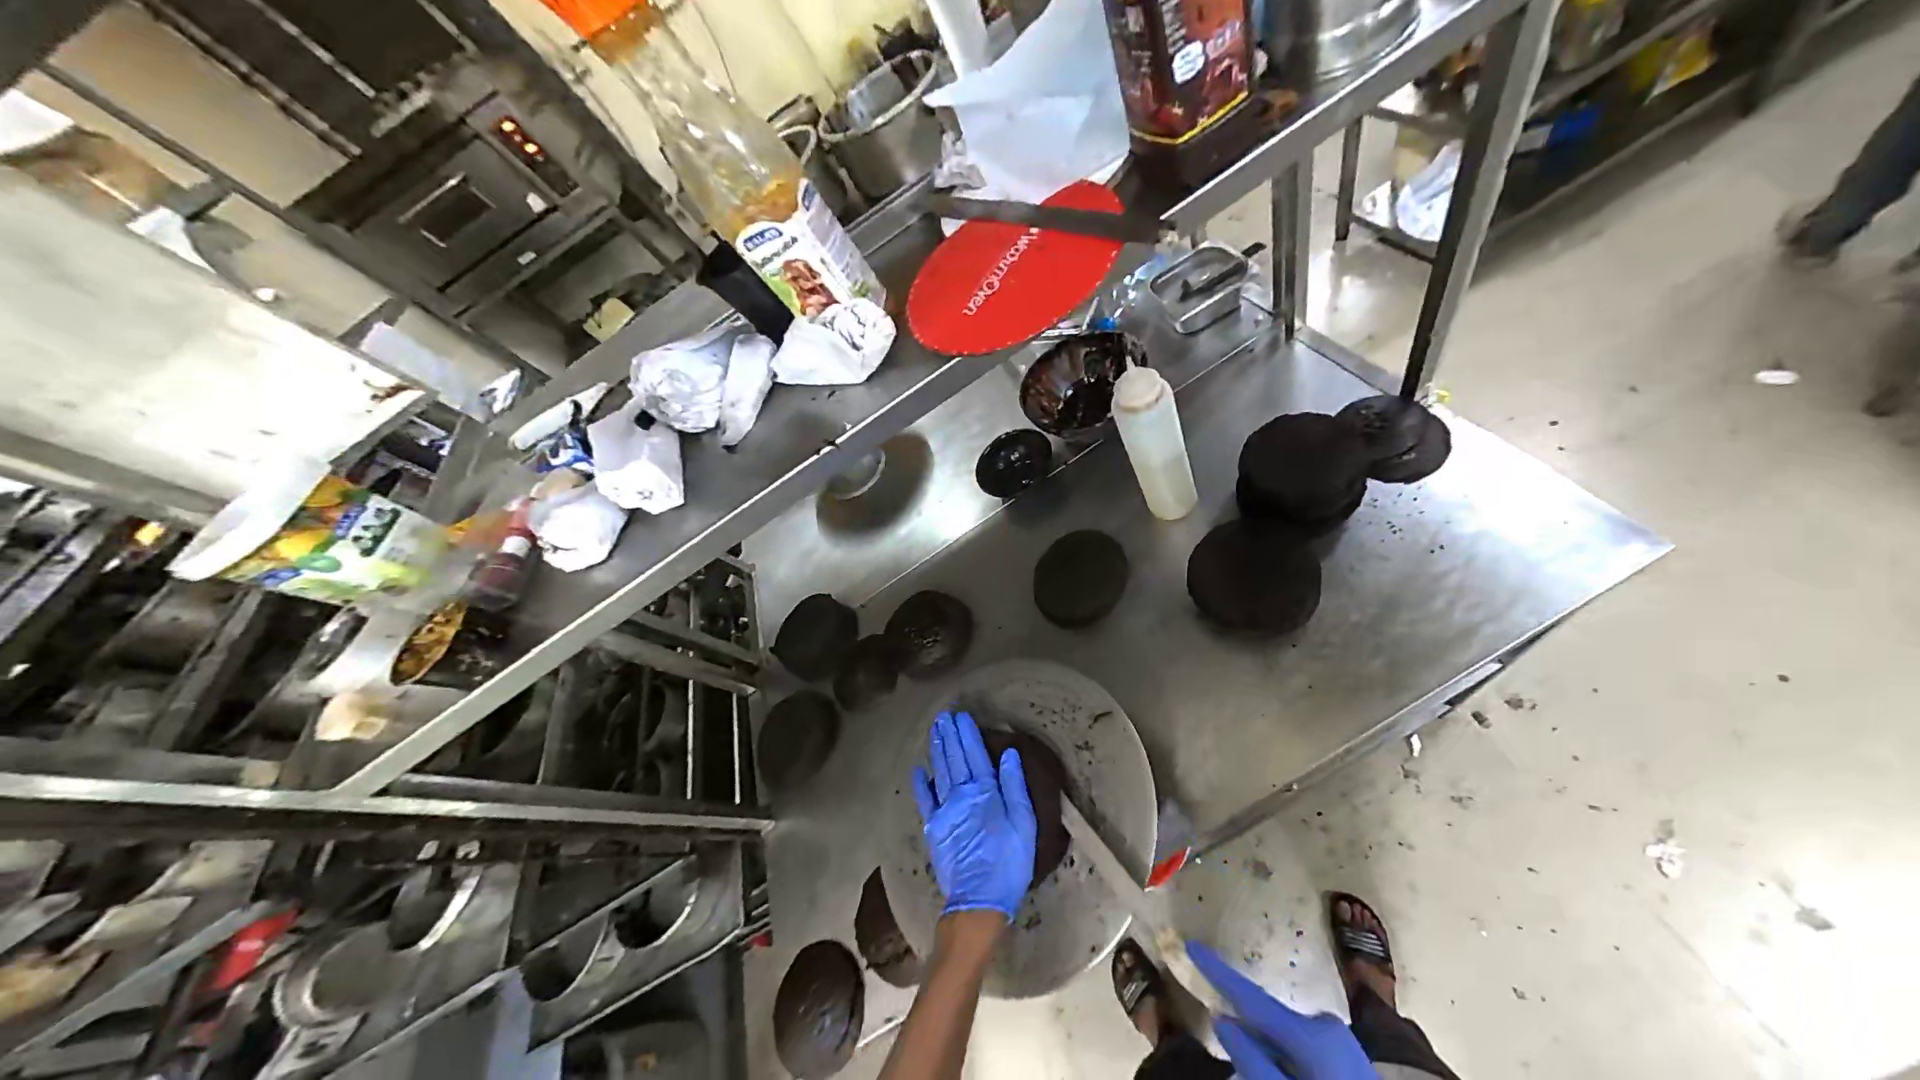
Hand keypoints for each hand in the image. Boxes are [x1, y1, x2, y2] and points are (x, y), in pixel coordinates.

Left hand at [911, 711, 1036, 919]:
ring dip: (937, 749)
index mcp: (985, 791)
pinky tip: (919, 769)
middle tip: (943, 716)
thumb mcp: (1024, 823)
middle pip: (954, 758)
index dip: (967, 734)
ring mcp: (944, 810)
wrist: (979, 898)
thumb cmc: (1009, 861)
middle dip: (949, 735)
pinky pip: (925, 800)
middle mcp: (961, 794)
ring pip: (939, 772)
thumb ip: (1014, 786)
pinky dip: (921, 783)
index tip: (962, 716)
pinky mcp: (933, 828)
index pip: (974, 754)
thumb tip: (1009, 753)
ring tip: (935, 731)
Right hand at [1186, 942, 1379, 1079]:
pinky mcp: (1345, 1053)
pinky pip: (1299, 1047)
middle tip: (1234, 1058)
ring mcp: (1339, 1039)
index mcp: (1312, 1035)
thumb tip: (1223, 1021)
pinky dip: (1283, 1057)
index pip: (1252, 998)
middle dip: (1244, 1029)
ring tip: (1266, 1070)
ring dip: (1265, 1049)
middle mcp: (1326, 1025)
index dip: (1217, 971)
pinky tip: (1284, 1073)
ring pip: (1282, 1035)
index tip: (1191, 944)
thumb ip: (1253, 1062)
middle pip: (1267, 1019)